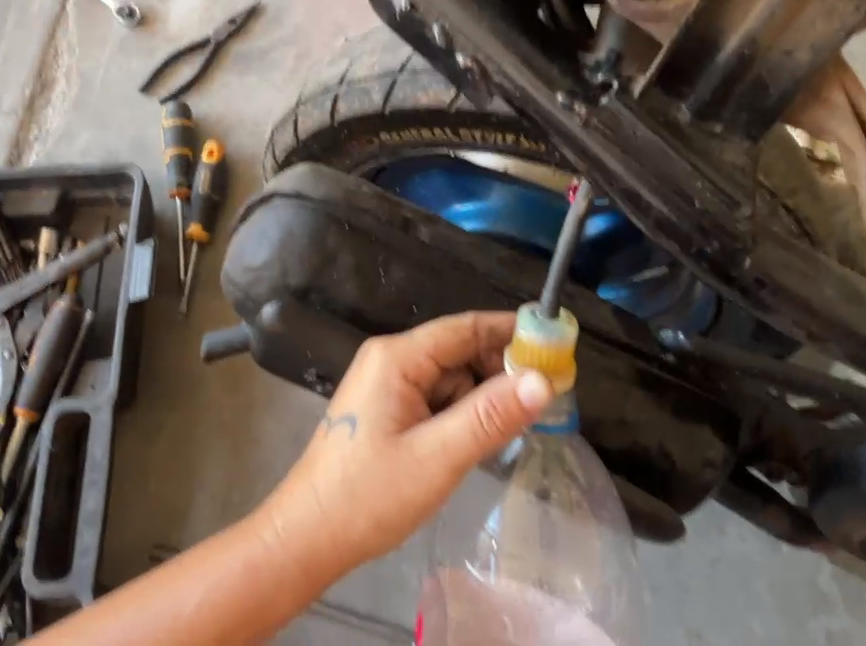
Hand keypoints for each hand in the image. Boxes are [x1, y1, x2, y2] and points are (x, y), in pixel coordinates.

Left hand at [255, 311, 554, 575]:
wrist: (307, 537)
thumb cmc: (368, 496)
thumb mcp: (438, 458)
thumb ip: (491, 417)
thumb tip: (544, 380)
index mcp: (397, 357)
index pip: (466, 328)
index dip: (513, 333)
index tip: (558, 348)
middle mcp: (391, 361)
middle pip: (460, 352)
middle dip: (501, 372)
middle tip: (548, 400)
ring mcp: (387, 386)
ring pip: (451, 379)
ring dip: (482, 400)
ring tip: (514, 430)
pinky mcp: (387, 411)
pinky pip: (436, 401)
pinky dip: (461, 416)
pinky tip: (478, 443)